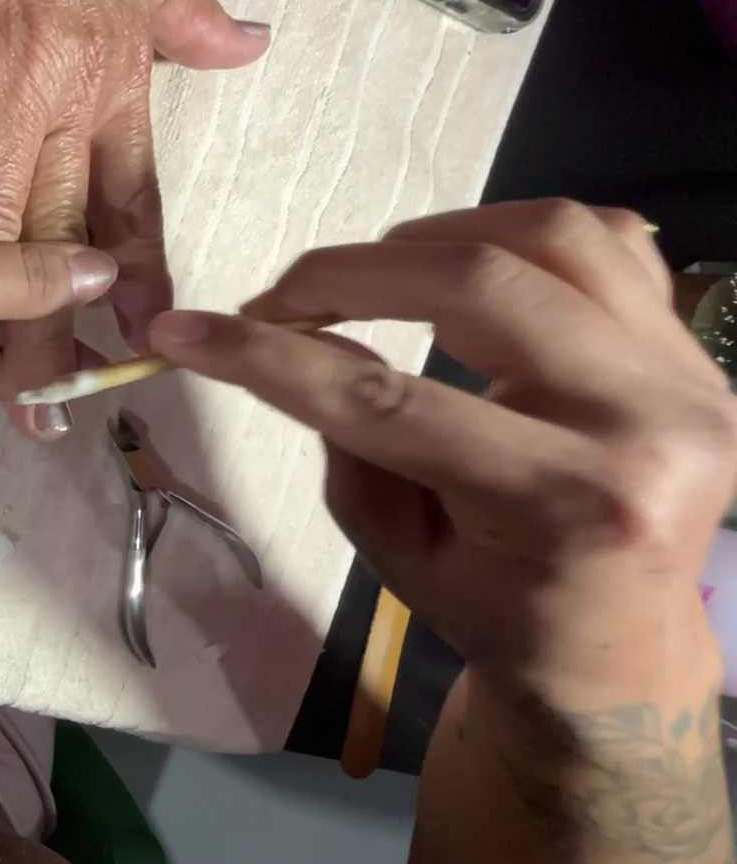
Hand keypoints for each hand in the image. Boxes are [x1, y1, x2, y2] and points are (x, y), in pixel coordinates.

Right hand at [148, 201, 736, 700]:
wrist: (619, 631)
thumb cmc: (482, 599)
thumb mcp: (383, 535)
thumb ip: (345, 433)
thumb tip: (304, 342)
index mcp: (562, 501)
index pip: (382, 400)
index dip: (263, 357)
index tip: (179, 332)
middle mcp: (649, 423)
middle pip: (474, 287)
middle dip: (340, 278)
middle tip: (275, 304)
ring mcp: (688, 370)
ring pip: (546, 237)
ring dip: (420, 242)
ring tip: (361, 279)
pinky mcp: (689, 342)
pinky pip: (602, 240)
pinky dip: (503, 232)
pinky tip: (448, 265)